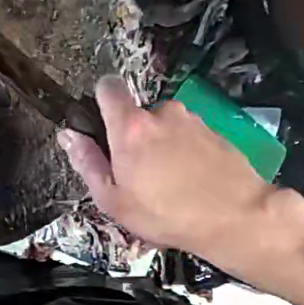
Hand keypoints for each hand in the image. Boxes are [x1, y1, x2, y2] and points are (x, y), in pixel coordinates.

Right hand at [59, 75, 278, 257]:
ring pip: (165, 127)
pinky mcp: (214, 131)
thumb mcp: (113, 199)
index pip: (108, 87)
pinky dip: (184, 154)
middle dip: (135, 138)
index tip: (103, 126)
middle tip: (138, 176)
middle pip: (138, 115)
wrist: (234, 217)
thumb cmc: (166, 214)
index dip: (101, 100)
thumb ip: (88, 163)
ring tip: (167, 186)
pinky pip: (188, 137)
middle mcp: (162, 113)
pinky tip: (189, 184)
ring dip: (161, 148)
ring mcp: (192, 120)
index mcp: (131, 127)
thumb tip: (69, 135)